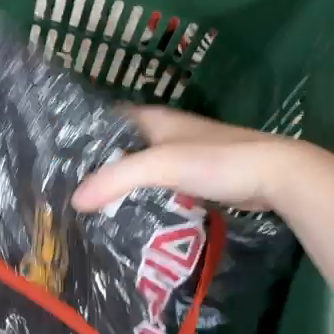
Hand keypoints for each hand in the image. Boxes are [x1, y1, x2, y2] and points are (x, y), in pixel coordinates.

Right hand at [71, 106, 325, 213]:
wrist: (277, 175)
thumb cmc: (219, 160)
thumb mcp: (162, 166)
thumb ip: (118, 179)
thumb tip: (75, 200)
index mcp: (154, 119)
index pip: (107, 119)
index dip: (83, 133)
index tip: (56, 157)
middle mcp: (166, 132)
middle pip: (122, 145)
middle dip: (98, 163)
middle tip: (68, 188)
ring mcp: (184, 155)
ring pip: (141, 167)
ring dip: (121, 182)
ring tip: (91, 205)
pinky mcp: (199, 178)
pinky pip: (160, 185)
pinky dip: (144, 196)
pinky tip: (130, 215)